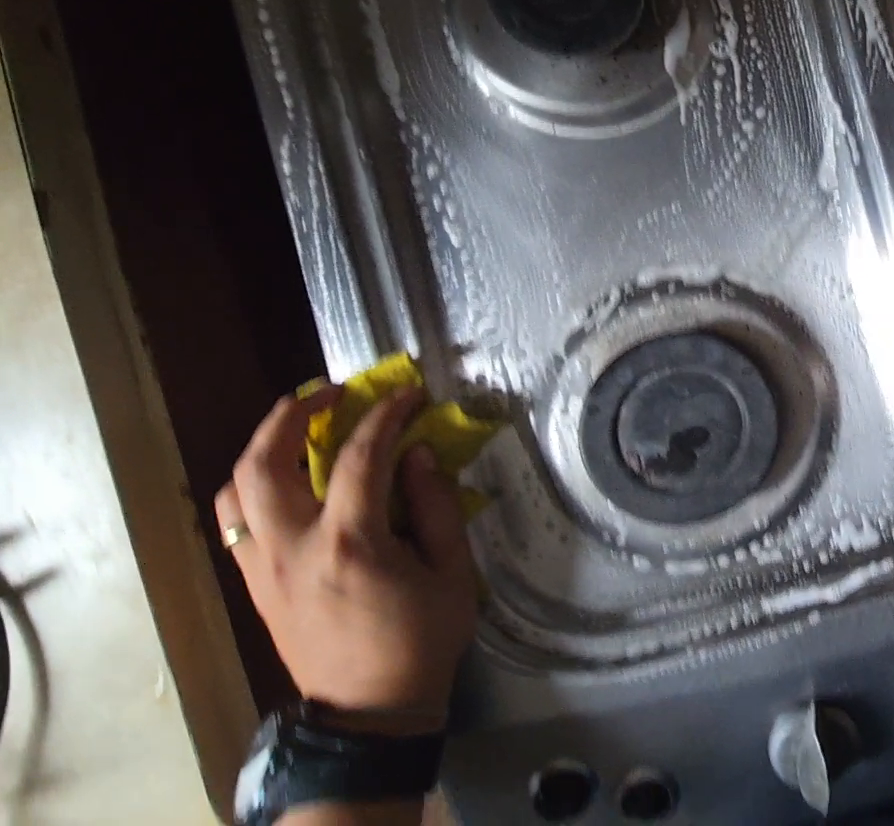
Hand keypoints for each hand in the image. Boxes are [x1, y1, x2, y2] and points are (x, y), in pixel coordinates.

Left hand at [216, 387, 478, 732]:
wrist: (370, 707)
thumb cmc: (423, 637)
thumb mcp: (452, 570)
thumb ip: (434, 507)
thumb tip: (417, 454)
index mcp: (350, 544)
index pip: (360, 458)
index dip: (385, 415)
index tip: (409, 393)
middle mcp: (291, 549)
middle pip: (263, 465)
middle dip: (292, 415)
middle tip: (331, 393)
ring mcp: (263, 568)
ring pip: (235, 492)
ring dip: (263, 448)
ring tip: (299, 428)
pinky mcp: (255, 584)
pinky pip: (237, 522)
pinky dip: (257, 486)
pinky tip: (291, 480)